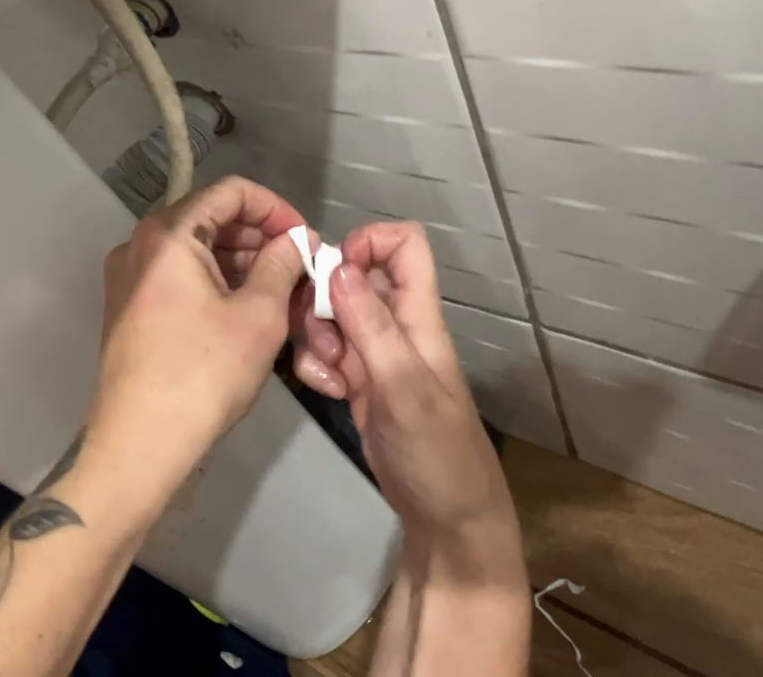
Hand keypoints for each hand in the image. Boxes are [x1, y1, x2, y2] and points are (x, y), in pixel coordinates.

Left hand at [88, 177, 310, 486]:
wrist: (139, 444)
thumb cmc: (204, 373)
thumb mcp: (259, 315)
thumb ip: (283, 264)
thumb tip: (297, 239)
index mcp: (169, 233)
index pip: (231, 191)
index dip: (276, 209)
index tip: (306, 240)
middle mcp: (140, 244)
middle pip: (211, 218)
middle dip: (260, 239)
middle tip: (301, 270)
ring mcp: (129, 276)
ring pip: (196, 250)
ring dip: (242, 263)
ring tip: (283, 294)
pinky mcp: (129, 306)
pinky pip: (179, 276)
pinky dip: (216, 283)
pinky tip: (248, 310)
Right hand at [291, 221, 521, 579]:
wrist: (446, 519)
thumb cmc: (437, 452)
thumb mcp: (404, 388)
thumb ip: (372, 328)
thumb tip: (339, 267)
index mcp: (418, 316)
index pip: (404, 246)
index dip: (368, 243)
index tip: (335, 272)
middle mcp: (396, 327)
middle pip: (352, 278)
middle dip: (324, 298)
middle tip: (322, 334)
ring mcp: (376, 355)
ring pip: (332, 316)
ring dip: (317, 336)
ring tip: (328, 370)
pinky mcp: (359, 383)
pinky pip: (325, 354)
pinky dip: (318, 367)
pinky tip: (328, 394)